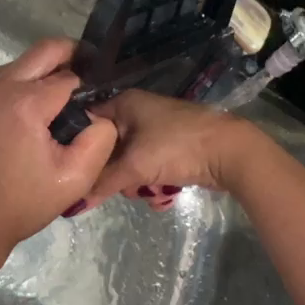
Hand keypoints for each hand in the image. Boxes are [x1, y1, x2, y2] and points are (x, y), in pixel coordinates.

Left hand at [0, 39, 117, 256]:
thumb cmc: (23, 203)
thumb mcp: (75, 178)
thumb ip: (100, 137)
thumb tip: (97, 110)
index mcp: (26, 103)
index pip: (68, 76)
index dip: (84, 88)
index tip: (89, 102)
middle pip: (42, 52)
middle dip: (66, 58)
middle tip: (78, 78)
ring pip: (16, 65)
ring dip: (34, 77)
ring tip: (42, 109)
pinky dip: (8, 90)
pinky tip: (12, 118)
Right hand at [82, 90, 266, 212]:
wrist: (229, 151)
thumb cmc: (176, 147)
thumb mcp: (135, 165)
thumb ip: (103, 182)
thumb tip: (76, 201)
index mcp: (124, 103)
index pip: (88, 123)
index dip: (83, 148)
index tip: (77, 171)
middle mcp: (137, 112)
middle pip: (110, 149)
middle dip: (118, 173)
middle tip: (127, 185)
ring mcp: (156, 130)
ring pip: (131, 162)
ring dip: (139, 182)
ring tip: (151, 192)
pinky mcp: (171, 148)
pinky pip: (150, 168)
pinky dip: (155, 183)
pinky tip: (164, 196)